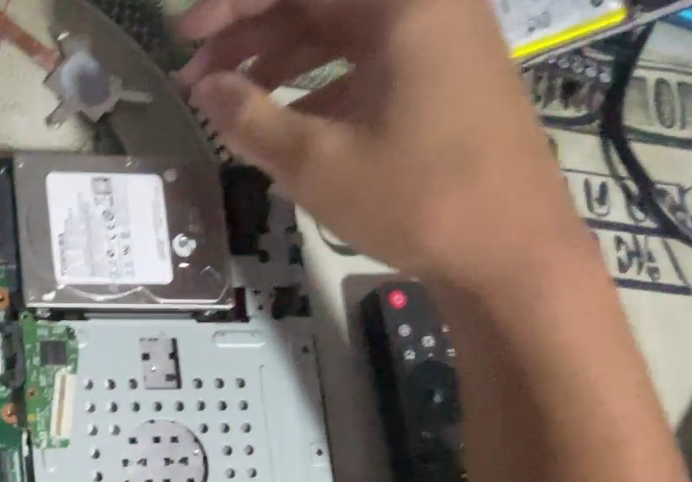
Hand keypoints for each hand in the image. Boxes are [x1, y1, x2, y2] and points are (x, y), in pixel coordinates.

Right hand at [176, 0, 595, 290]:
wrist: (507, 247)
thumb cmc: (413, 198)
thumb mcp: (316, 162)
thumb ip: (250, 118)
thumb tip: (203, 87)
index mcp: (404, 6)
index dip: (235, 3)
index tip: (183, 35)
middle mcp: (425, 5)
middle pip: (320, 1)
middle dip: (250, 33)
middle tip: (193, 76)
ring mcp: (436, 41)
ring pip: (339, 31)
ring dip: (277, 59)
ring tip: (227, 101)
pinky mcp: (439, 77)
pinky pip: (363, 60)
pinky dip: (315, 81)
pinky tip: (280, 119)